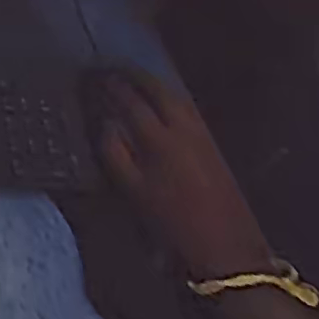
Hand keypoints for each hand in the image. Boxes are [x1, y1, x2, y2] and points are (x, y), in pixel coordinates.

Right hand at [93, 70, 271, 278]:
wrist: (227, 252)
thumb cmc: (172, 222)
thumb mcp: (132, 190)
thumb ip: (114, 150)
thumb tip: (104, 121)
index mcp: (158, 139)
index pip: (129, 100)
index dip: (109, 84)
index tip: (92, 74)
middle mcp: (181, 128)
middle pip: (156, 89)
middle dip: (133, 74)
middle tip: (112, 66)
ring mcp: (201, 134)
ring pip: (175, 96)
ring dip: (153, 82)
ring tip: (133, 76)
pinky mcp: (212, 144)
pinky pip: (186, 107)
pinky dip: (169, 95)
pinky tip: (160, 99)